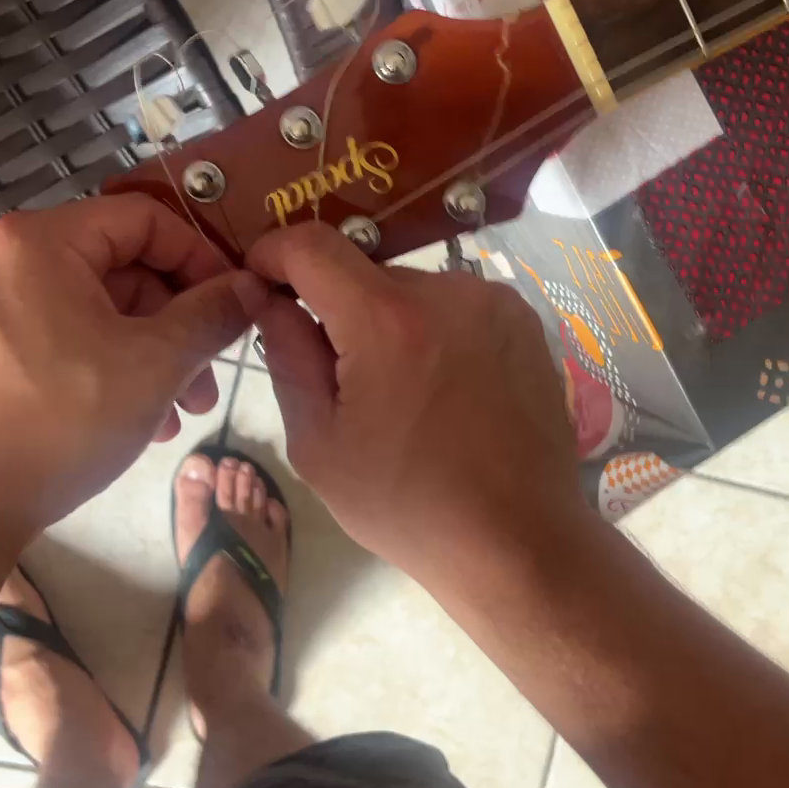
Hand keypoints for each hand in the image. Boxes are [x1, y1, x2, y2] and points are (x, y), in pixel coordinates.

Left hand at [0, 195, 263, 542]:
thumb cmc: (62, 421)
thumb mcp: (156, 363)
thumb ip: (212, 314)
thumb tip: (253, 285)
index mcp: (39, 241)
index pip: (144, 220)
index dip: (201, 257)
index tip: (234, 302)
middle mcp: (2, 259)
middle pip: (120, 270)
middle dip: (177, 324)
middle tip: (209, 376)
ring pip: (94, 311)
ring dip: (149, 354)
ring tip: (180, 411)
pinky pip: (61, 337)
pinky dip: (106, 366)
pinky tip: (137, 419)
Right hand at [244, 223, 589, 579]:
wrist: (518, 541)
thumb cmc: (408, 505)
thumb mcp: (320, 445)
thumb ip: (288, 358)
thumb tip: (272, 301)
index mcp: (388, 321)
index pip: (312, 246)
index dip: (275, 254)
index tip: (262, 282)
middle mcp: (449, 291)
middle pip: (366, 275)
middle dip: (340, 313)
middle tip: (343, 379)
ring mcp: (497, 303)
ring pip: (413, 293)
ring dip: (391, 325)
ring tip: (404, 396)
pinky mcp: (527, 322)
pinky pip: (458, 309)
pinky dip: (436, 334)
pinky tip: (447, 392)